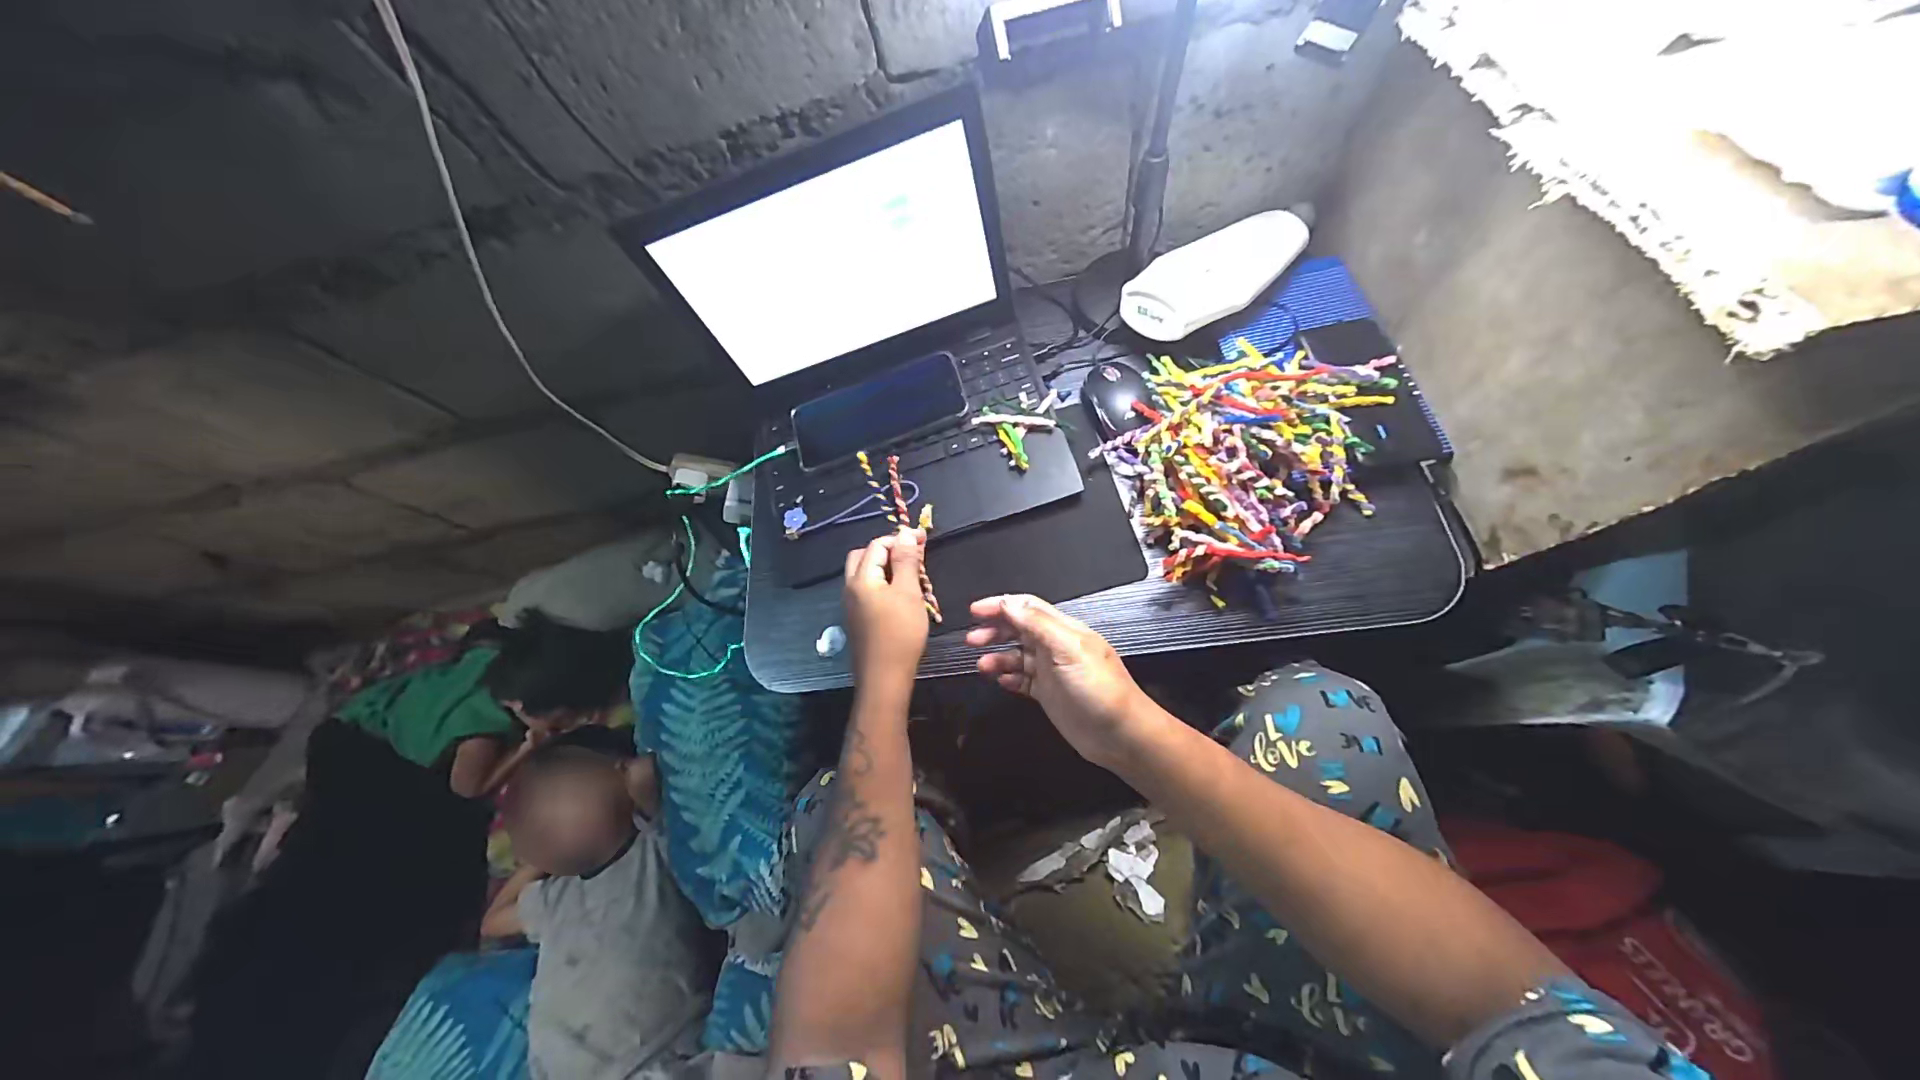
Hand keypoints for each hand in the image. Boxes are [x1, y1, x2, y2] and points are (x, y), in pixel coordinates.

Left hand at [843, 528, 930, 685]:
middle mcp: (850, 588)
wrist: (884, 678)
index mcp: (861, 578)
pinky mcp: (857, 619)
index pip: (877, 545)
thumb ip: (906, 560)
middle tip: (914, 558)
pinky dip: (884, 585)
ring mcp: (851, 605)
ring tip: (913, 578)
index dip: (900, 539)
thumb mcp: (909, 593)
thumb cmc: (900, 633)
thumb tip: (906, 532)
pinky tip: (903, 597)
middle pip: (865, 556)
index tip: (924, 541)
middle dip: (889, 551)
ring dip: (888, 569)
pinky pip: (868, 591)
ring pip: (866, 574)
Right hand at [966, 595, 1165, 769]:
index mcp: (1064, 629)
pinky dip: (1008, 677)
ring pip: (1017, 655)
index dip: (1001, 605)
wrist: (1119, 735)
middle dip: (994, 630)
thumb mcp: (1068, 649)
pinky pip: (1022, 679)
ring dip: (997, 656)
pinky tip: (1000, 681)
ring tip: (982, 666)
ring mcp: (1052, 670)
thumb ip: (1037, 624)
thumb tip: (1008, 604)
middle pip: (1019, 628)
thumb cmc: (1099, 690)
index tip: (975, 611)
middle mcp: (1056, 646)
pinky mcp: (1049, 693)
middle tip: (972, 639)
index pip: (1028, 607)